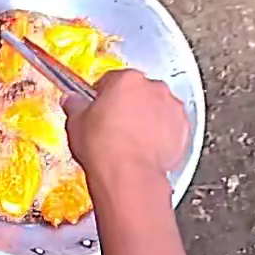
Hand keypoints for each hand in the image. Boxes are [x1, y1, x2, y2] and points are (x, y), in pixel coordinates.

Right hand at [64, 69, 190, 186]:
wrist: (127, 174)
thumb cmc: (103, 147)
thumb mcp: (76, 123)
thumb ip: (75, 105)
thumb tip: (72, 99)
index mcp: (126, 80)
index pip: (112, 80)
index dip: (102, 95)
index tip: (97, 107)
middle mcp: (153, 88)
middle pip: (138, 91)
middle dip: (127, 105)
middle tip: (113, 126)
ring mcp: (171, 107)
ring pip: (157, 107)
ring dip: (146, 118)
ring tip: (130, 140)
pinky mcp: (182, 128)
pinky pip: (170, 126)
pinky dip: (161, 134)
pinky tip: (145, 149)